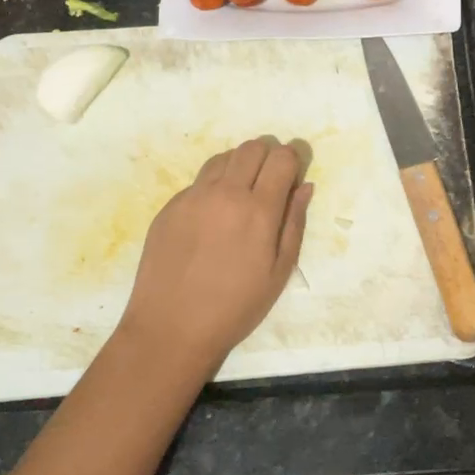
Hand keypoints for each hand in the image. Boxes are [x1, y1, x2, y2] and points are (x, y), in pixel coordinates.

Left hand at [117, 137, 312, 372]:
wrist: (171, 328)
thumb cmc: (235, 307)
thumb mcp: (279, 272)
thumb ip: (294, 223)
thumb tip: (304, 186)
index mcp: (257, 210)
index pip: (281, 157)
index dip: (293, 159)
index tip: (293, 174)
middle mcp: (225, 193)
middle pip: (252, 146)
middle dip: (268, 155)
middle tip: (270, 181)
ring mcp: (193, 197)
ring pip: (223, 157)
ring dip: (239, 165)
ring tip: (241, 195)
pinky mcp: (170, 206)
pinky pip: (198, 181)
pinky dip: (214, 186)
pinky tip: (212, 217)